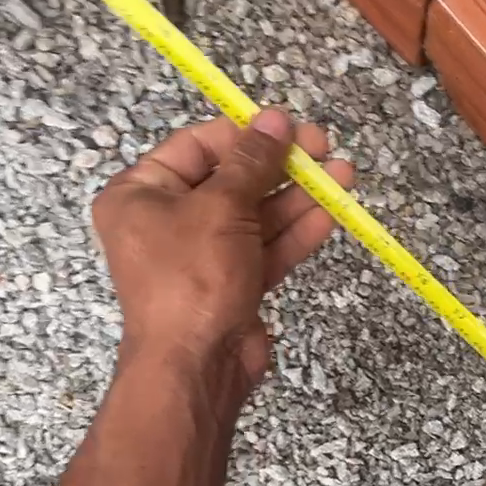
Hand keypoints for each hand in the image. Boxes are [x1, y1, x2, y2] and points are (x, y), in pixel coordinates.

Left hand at [91, 108, 356, 388]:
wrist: (197, 365)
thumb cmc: (192, 278)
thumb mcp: (221, 209)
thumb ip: (252, 163)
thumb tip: (276, 119)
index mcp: (142, 194)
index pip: (197, 148)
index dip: (245, 134)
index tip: (288, 125)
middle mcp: (170, 222)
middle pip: (233, 181)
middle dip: (281, 166)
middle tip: (324, 148)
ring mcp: (206, 257)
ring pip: (257, 217)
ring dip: (300, 198)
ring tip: (344, 176)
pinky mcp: (235, 285)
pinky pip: (266, 250)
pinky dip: (297, 233)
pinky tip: (332, 213)